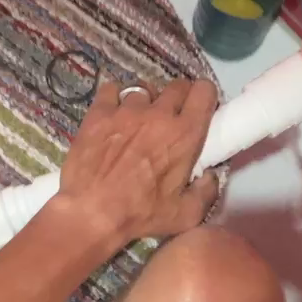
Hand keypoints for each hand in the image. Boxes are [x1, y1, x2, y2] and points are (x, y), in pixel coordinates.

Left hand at [49, 78, 220, 248]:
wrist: (91, 211)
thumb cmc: (140, 214)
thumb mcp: (186, 215)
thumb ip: (206, 192)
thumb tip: (210, 176)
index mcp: (185, 134)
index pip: (204, 92)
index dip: (205, 97)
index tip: (200, 110)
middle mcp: (158, 114)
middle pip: (177, 85)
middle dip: (179, 98)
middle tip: (172, 118)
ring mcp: (126, 110)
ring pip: (144, 89)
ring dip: (147, 101)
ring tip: (139, 119)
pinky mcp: (99, 112)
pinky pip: (112, 90)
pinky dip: (116, 98)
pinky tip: (114, 113)